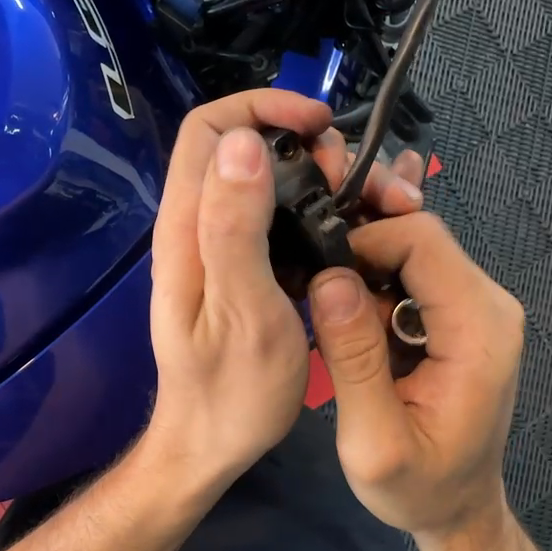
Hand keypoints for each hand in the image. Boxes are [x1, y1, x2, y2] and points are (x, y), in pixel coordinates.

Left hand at [144, 90, 424, 488]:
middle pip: (242, 145)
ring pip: (263, 179)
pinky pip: (276, 215)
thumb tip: (243, 142)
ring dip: (314, 176)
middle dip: (301, 142)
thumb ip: (234, 226)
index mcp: (189, 226)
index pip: (211, 128)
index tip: (320, 127)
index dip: (262, 107)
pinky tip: (349, 230)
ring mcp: (218, 244)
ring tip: (362, 204)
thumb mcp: (240, 310)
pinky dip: (313, 208)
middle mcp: (197, 224)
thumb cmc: (230, 389)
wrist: (210, 443)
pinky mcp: (240, 266)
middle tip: (350, 180)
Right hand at [307, 213, 524, 543]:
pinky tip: (353, 325)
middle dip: (358, 256)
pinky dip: (375, 286)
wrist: (458, 510)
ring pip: (411, 250)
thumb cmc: (420, 488)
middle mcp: (490, 303)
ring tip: (331, 319)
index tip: (316, 280)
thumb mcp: (374, 441)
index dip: (361, 244)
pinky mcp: (462, 312)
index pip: (421, 239)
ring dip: (363, 273)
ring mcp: (479, 305)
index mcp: (480, 330)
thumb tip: (328, 278)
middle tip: (315, 298)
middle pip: (417, 236)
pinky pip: (413, 273)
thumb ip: (354, 359)